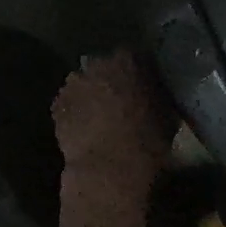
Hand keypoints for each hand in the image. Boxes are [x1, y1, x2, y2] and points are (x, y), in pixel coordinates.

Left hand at [52, 49, 174, 197]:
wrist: (109, 169)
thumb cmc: (147, 143)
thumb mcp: (168, 118)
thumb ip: (161, 97)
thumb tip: (158, 93)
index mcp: (129, 61)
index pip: (138, 57)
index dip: (142, 72)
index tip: (147, 87)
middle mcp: (98, 64)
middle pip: (106, 68)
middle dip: (114, 82)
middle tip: (125, 103)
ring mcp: (73, 84)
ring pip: (86, 85)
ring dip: (93, 96)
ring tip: (104, 119)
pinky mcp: (57, 105)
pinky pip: (70, 104)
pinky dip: (77, 113)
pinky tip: (87, 130)